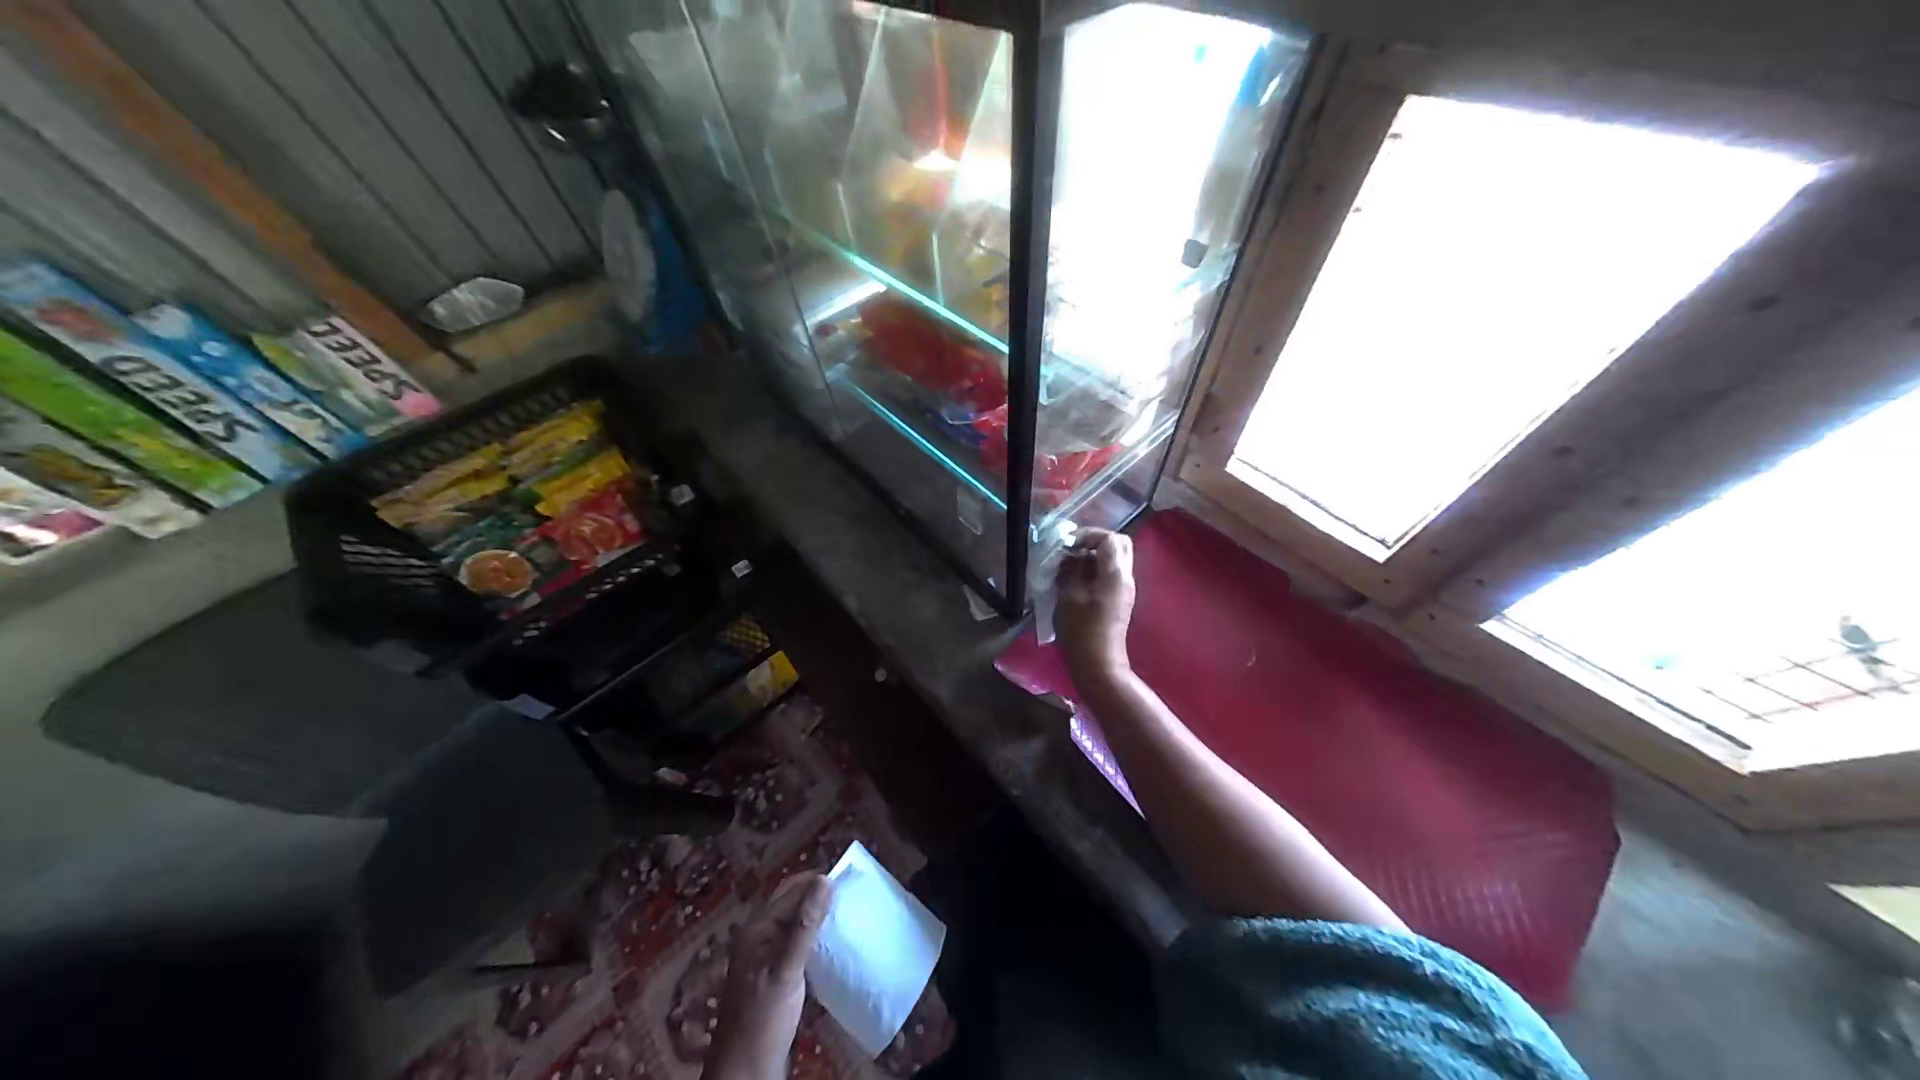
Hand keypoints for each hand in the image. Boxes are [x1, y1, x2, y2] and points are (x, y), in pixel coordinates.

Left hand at [703, 873, 832, 1079]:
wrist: (745, 1071)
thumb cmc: (763, 1017)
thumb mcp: (787, 968)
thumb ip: (805, 925)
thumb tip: (824, 879)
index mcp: (756, 929)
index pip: (789, 891)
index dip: (815, 881)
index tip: (847, 876)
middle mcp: (758, 936)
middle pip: (790, 904)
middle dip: (815, 894)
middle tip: (849, 893)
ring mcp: (766, 956)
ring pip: (794, 924)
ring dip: (816, 915)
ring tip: (846, 913)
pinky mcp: (775, 974)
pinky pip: (796, 944)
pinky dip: (813, 937)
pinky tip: (831, 942)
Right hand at [1054, 528, 1135, 680]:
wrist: (1098, 665)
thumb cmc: (1081, 630)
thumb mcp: (1069, 595)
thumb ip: (1072, 568)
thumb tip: (1072, 554)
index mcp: (1116, 574)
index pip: (1110, 538)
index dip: (1088, 535)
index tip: (1067, 544)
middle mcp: (1126, 578)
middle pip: (1119, 545)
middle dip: (1095, 542)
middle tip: (1072, 550)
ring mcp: (1125, 590)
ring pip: (1115, 559)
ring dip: (1093, 557)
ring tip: (1069, 567)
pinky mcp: (1119, 600)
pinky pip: (1110, 574)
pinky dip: (1094, 571)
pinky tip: (1075, 582)